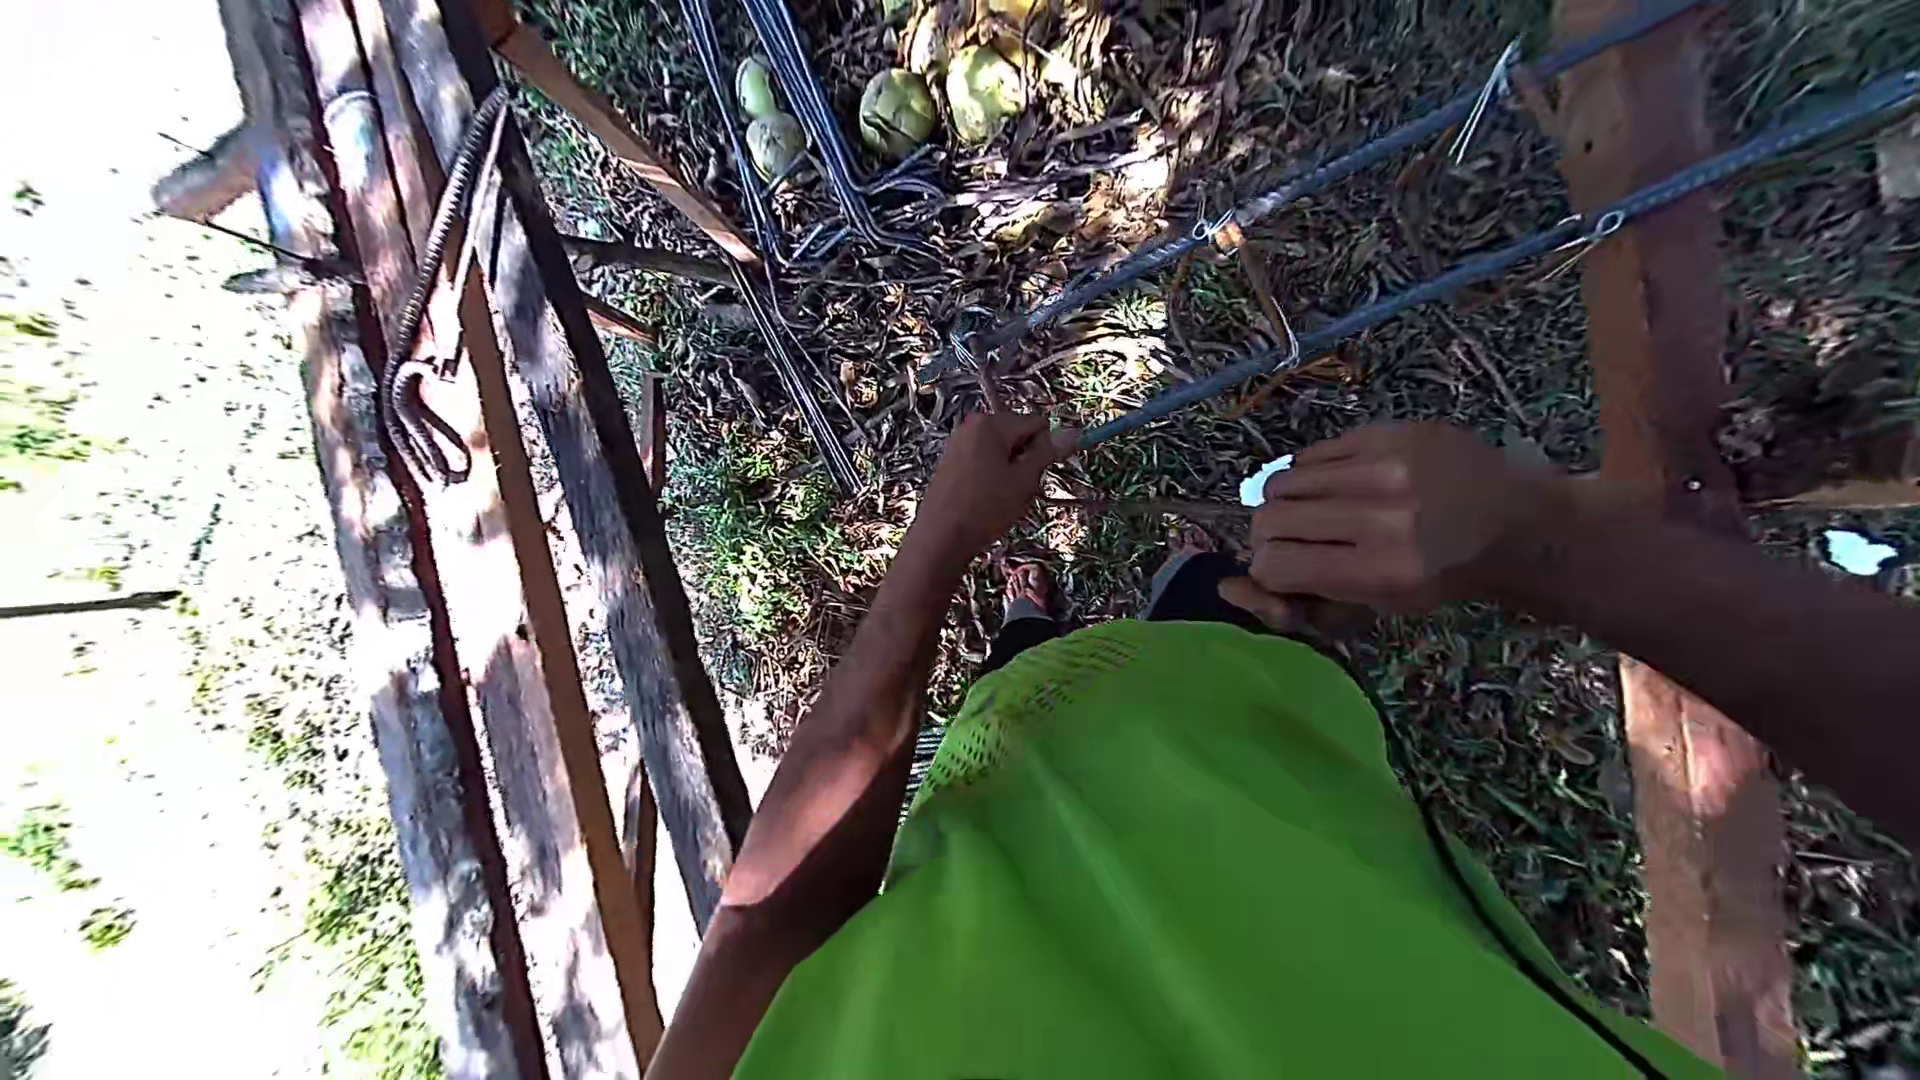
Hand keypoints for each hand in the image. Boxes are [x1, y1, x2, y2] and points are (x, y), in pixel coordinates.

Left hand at [908, 411, 1077, 567]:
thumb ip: (1047, 453)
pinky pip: (983, 463)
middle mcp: (972, 426)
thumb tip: (1072, 431)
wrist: (940, 538)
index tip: (1035, 476)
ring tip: (1002, 500)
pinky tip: (986, 501)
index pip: (1037, 423)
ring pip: (1001, 453)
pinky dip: (991, 479)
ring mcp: (958, 443)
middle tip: (1019, 491)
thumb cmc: (986, 508)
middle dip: (1025, 461)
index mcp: (991, 423)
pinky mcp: (950, 463)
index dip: (1044, 450)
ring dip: (1010, 473)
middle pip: (1017, 437)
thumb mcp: (1023, 480)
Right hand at [1230, 422, 1554, 613]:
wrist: (1521, 526)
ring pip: (1280, 482)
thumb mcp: (1370, 610)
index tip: (1289, 570)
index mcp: (1381, 571)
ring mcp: (1388, 466)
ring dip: (1286, 502)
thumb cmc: (1437, 579)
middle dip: (1271, 535)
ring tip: (1318, 510)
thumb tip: (1227, 587)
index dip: (1270, 570)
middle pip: (1267, 519)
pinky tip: (1339, 484)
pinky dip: (1311, 475)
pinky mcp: (1392, 432)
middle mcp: (1382, 516)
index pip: (1273, 564)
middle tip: (1299, 539)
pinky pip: (1310, 455)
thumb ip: (1296, 606)